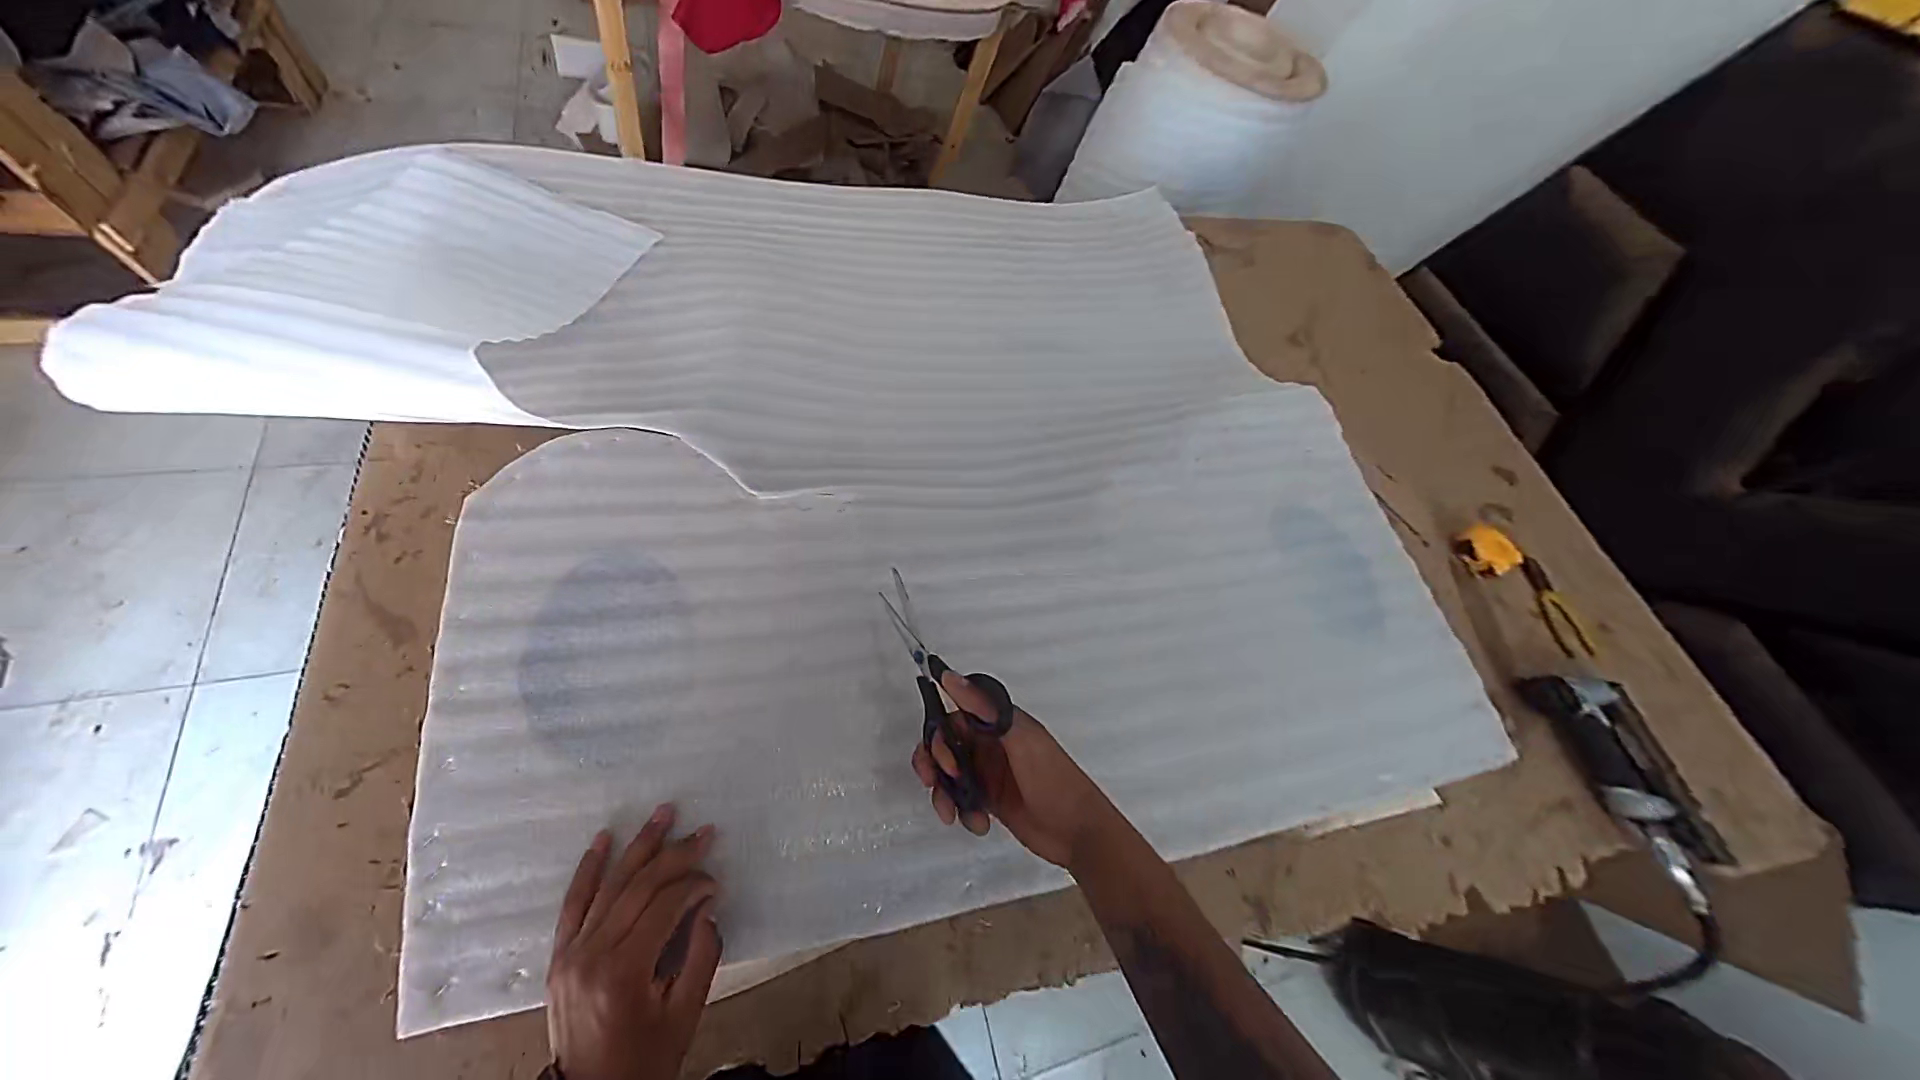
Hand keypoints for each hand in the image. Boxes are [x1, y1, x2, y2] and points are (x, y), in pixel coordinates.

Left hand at [546, 804, 720, 1079]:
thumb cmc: (644, 1059)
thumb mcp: (685, 1013)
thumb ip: (702, 954)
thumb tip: (707, 906)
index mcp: (624, 972)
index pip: (665, 905)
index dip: (695, 885)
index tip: (715, 882)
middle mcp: (591, 955)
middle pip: (639, 887)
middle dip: (675, 854)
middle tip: (703, 832)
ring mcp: (571, 953)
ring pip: (610, 885)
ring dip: (639, 846)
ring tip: (662, 814)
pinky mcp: (560, 956)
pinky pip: (574, 903)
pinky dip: (589, 868)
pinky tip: (604, 840)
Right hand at [911, 670, 1118, 868]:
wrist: (1079, 832)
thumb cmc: (1055, 781)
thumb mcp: (1020, 740)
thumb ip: (985, 710)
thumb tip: (950, 676)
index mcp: (1000, 723)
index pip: (956, 716)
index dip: (940, 733)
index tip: (938, 753)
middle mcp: (992, 745)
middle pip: (947, 745)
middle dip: (935, 764)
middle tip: (939, 782)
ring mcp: (990, 773)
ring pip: (950, 774)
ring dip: (944, 793)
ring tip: (951, 812)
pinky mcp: (990, 800)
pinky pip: (962, 799)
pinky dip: (961, 811)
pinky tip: (978, 822)